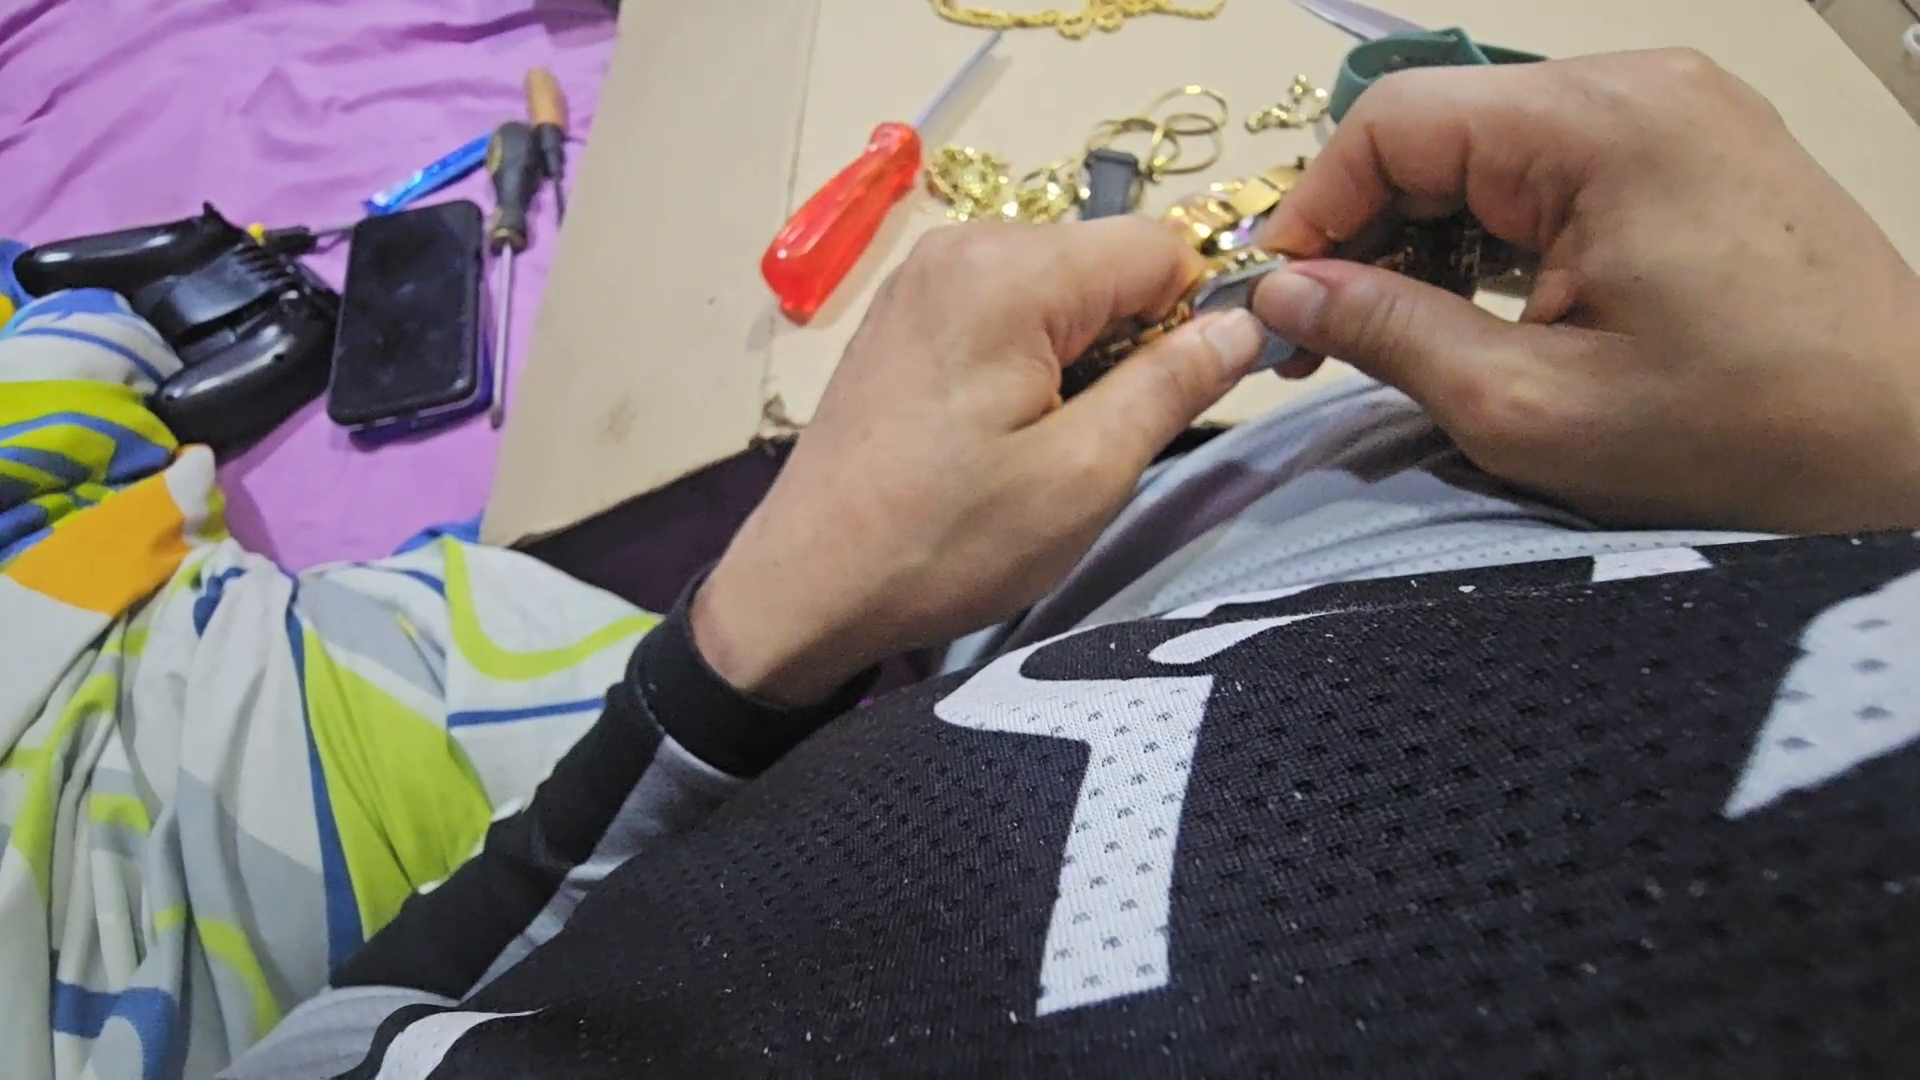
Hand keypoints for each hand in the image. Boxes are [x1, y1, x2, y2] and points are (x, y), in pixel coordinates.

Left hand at [693, 219, 1268, 705]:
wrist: (807, 585)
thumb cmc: (946, 541)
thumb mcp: (1083, 475)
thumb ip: (1172, 384)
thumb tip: (1243, 323)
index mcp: (1009, 270)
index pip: (1159, 248)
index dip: (1195, 315)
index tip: (1185, 392)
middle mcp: (959, 247)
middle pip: (1103, 265)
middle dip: (1131, 341)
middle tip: (1099, 439)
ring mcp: (920, 281)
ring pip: (1055, 293)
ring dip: (1078, 360)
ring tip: (1041, 444)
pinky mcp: (901, 320)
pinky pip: (1000, 314)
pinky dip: (1027, 361)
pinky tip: (998, 429)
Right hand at [1251, 49, 1919, 533]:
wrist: (1899, 453)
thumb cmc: (1719, 435)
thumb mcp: (1515, 399)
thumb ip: (1384, 332)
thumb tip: (1277, 295)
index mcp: (1598, 128)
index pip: (1392, 123)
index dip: (1311, 208)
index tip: (1275, 300)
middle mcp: (1625, 94)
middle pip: (1422, 137)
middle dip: (1345, 235)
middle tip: (1306, 336)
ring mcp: (1649, 124)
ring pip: (1459, 164)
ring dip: (1392, 247)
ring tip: (1360, 336)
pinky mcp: (1657, 165)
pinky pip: (1510, 187)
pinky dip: (1450, 249)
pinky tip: (1434, 314)